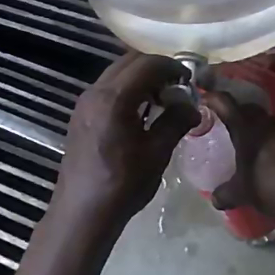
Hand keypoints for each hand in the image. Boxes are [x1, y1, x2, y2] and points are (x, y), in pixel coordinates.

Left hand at [55, 54, 199, 231]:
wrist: (82, 212)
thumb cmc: (122, 184)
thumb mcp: (156, 153)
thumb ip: (175, 122)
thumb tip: (192, 106)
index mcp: (114, 98)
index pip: (147, 64)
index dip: (171, 66)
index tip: (189, 79)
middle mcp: (95, 92)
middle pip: (129, 62)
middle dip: (156, 68)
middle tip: (177, 86)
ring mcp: (84, 102)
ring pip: (117, 73)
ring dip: (141, 78)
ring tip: (162, 99)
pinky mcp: (81, 114)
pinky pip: (107, 88)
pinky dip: (127, 89)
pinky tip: (141, 111)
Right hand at [207, 93, 274, 222]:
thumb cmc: (268, 181)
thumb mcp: (242, 192)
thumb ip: (226, 193)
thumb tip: (214, 199)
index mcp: (244, 125)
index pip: (224, 102)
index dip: (212, 98)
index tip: (203, 99)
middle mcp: (263, 120)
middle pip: (246, 108)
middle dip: (235, 114)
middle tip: (225, 125)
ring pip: (264, 120)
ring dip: (255, 127)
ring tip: (246, 142)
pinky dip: (270, 140)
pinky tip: (267, 155)